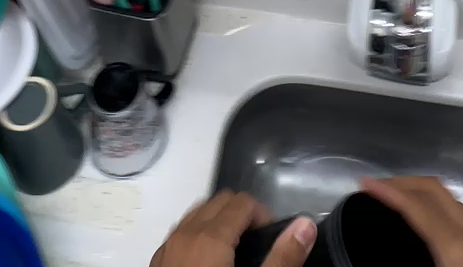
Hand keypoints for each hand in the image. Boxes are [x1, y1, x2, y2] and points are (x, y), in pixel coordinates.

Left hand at [150, 190, 316, 266]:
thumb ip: (282, 259)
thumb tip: (304, 226)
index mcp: (209, 238)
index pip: (243, 202)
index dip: (264, 216)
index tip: (274, 240)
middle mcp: (184, 235)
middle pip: (219, 201)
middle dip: (243, 216)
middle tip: (261, 246)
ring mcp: (166, 249)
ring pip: (198, 214)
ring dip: (220, 223)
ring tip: (238, 256)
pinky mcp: (158, 262)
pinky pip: (182, 233)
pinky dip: (199, 236)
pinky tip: (212, 266)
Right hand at [359, 177, 462, 266]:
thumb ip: (408, 263)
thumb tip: (374, 261)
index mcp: (457, 248)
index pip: (417, 205)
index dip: (387, 190)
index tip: (363, 183)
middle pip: (437, 190)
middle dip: (404, 182)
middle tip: (378, 188)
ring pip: (454, 203)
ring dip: (423, 195)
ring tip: (399, 204)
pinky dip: (439, 212)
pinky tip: (430, 230)